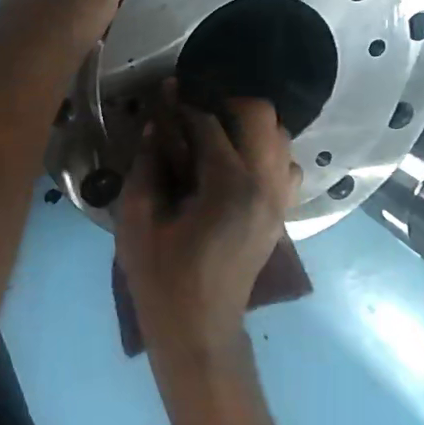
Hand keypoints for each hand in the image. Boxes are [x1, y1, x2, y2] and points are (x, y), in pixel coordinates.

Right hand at [117, 93, 301, 360]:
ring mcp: (279, 202)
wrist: (197, 328)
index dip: (183, 105)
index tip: (165, 95)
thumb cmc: (161, 275)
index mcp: (229, 186)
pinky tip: (235, 167)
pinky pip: (286, 168)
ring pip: (281, 139)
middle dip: (227, 104)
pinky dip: (266, 155)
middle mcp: (265, 186)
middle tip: (194, 115)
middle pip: (262, 117)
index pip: (211, 123)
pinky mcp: (280, 215)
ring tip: (214, 139)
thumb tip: (153, 124)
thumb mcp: (137, 218)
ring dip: (249, 129)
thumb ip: (146, 164)